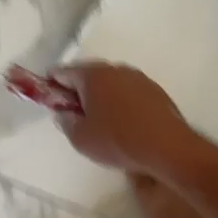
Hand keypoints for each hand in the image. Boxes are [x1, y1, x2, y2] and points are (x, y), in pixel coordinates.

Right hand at [50, 62, 198, 173]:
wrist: (168, 148)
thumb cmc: (117, 141)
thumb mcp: (80, 138)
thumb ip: (65, 121)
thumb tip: (62, 112)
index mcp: (92, 75)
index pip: (63, 71)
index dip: (52, 84)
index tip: (49, 98)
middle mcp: (114, 69)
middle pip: (88, 74)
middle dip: (78, 89)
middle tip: (74, 111)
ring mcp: (137, 77)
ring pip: (110, 81)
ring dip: (101, 94)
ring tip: (100, 119)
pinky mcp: (155, 90)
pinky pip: (129, 91)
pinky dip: (121, 101)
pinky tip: (123, 121)